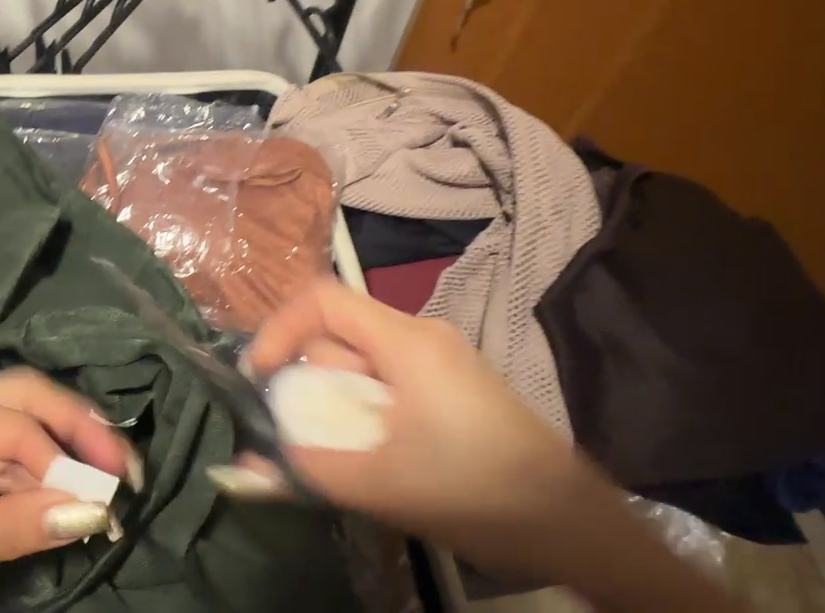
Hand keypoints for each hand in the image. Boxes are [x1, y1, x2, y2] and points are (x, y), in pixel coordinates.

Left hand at [0, 370, 140, 612]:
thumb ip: (17, 526)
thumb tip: (92, 512)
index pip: (17, 422)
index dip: (66, 456)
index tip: (109, 495)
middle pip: (26, 398)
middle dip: (77, 430)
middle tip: (124, 466)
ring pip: (19, 422)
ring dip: (61, 452)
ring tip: (105, 484)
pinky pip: (2, 450)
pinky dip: (35, 471)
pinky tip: (62, 494)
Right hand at [235, 283, 745, 612]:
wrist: (575, 525)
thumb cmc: (477, 490)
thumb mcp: (384, 485)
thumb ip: (309, 469)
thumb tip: (249, 463)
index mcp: (406, 340)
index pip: (323, 298)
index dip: (280, 327)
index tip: (261, 375)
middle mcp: (421, 334)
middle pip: (339, 330)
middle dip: (310, 376)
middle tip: (301, 429)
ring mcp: (441, 357)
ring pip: (362, 356)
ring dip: (336, 394)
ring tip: (340, 447)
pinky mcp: (452, 383)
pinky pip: (388, 376)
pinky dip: (364, 402)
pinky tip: (375, 448)